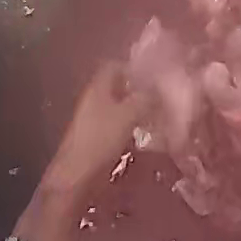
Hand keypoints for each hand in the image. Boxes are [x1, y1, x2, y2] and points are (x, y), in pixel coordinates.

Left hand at [46, 62, 148, 187]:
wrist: (78, 175)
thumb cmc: (101, 139)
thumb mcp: (127, 115)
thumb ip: (144, 99)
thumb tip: (158, 90)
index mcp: (98, 88)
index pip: (114, 66)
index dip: (133, 68)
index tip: (155, 76)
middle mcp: (95, 99)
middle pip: (118, 87)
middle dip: (139, 90)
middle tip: (162, 96)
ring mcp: (95, 119)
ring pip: (120, 106)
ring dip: (137, 109)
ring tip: (159, 114)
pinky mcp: (98, 137)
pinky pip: (118, 124)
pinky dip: (132, 125)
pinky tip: (147, 133)